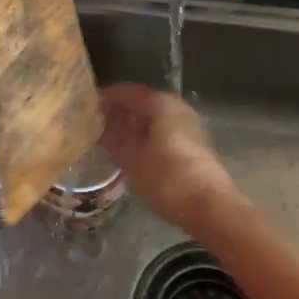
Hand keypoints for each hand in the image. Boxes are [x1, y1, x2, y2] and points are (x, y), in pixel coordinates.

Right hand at [100, 83, 239, 226]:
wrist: (210, 207)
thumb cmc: (167, 178)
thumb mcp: (132, 159)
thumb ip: (114, 138)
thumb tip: (101, 124)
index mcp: (161, 103)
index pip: (128, 92)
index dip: (107, 97)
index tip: (88, 106)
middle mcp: (177, 107)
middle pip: (143, 104)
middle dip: (121, 112)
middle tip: (97, 124)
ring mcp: (189, 126)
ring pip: (155, 119)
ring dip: (135, 127)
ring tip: (112, 140)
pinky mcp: (195, 145)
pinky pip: (165, 132)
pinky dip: (148, 137)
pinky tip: (135, 153)